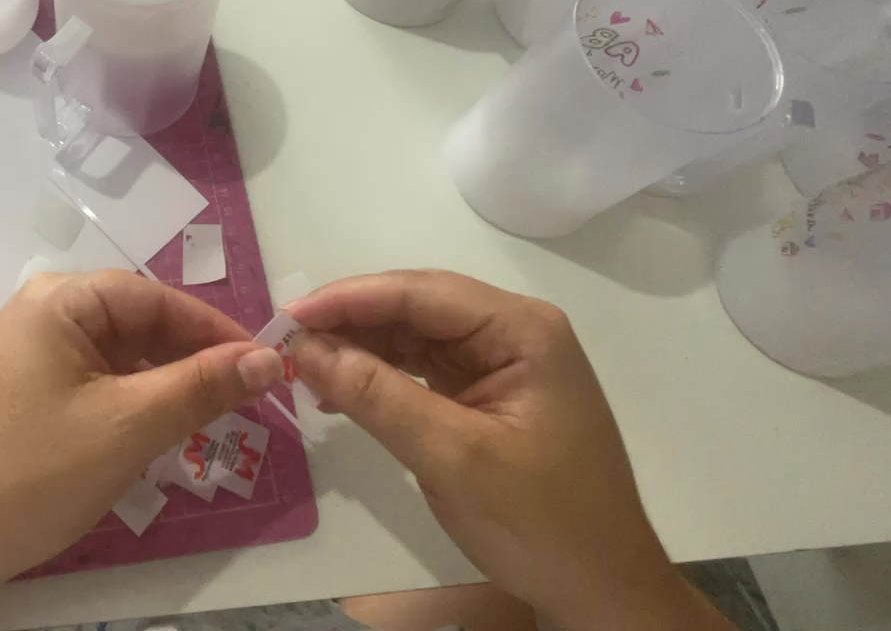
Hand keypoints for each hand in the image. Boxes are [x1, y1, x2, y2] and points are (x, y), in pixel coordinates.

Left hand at [0, 269, 283, 628]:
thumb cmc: (40, 471)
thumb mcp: (130, 425)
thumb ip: (201, 386)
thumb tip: (267, 359)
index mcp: (57, 300)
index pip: (151, 297)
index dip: (210, 326)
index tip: (261, 358)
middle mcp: (46, 313)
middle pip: (138, 322)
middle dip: (192, 355)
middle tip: (248, 390)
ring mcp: (39, 351)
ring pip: (125, 352)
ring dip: (170, 379)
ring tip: (218, 409)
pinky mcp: (40, 386)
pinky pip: (105, 377)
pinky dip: (141, 396)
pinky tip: (171, 422)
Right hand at [286, 271, 730, 630]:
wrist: (603, 596)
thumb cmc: (543, 523)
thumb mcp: (453, 457)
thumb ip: (377, 395)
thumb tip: (302, 348)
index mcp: (519, 329)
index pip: (419, 293)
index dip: (349, 299)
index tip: (290, 315)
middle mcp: (507, 330)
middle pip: (411, 306)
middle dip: (348, 322)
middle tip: (287, 341)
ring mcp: (494, 359)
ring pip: (407, 333)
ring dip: (355, 348)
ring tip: (302, 367)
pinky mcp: (479, 388)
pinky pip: (415, 364)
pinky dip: (374, 375)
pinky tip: (337, 391)